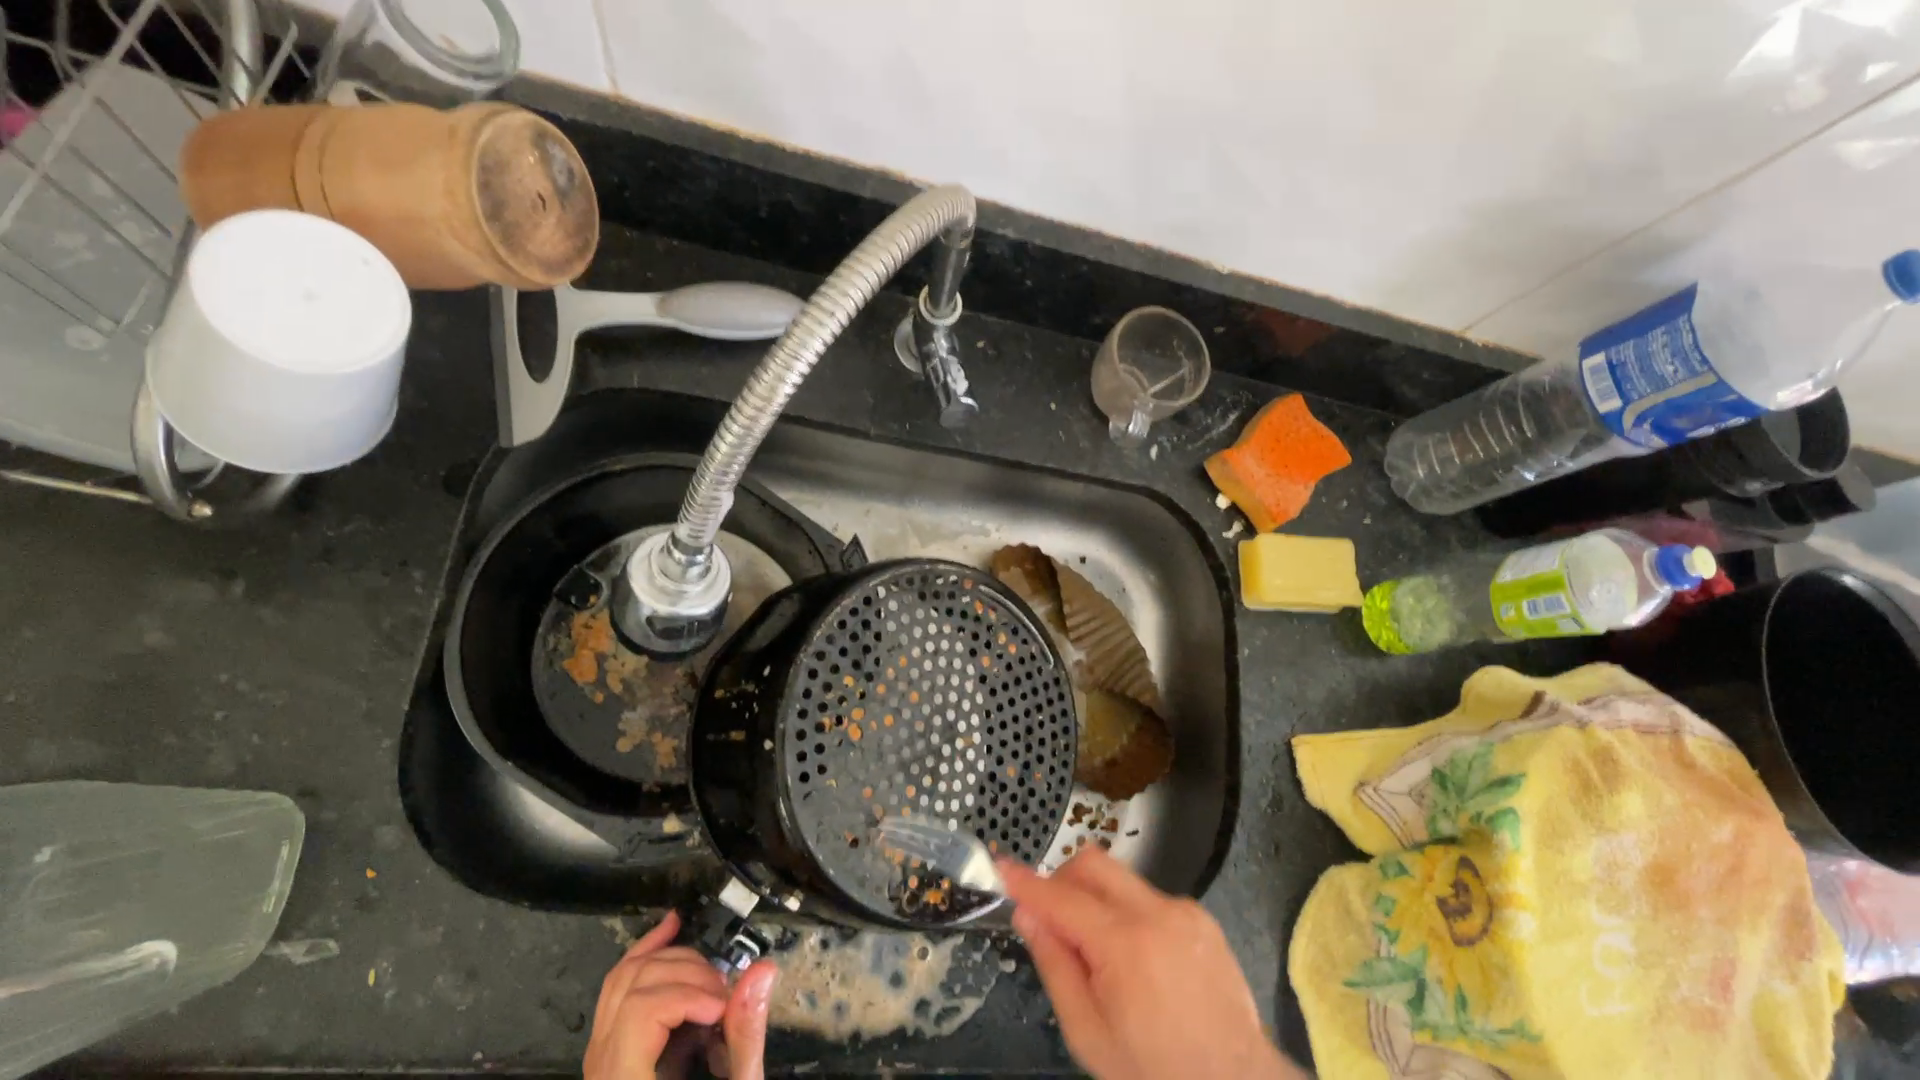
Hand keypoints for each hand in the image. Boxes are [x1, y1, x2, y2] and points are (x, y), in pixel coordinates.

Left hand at [584, 910, 778, 1079]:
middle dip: (688, 976)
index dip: (688, 994)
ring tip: (713, 975)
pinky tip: (672, 931)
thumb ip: (745, 1039)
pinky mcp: (610, 1053)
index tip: (725, 1009)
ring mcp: (599, 1060)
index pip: (642, 1010)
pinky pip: (616, 992)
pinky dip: (647, 957)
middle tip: (727, 998)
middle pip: (632, 986)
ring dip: (671, 963)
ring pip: (620, 981)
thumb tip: (763, 970)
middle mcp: (600, 1069)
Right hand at [999, 849, 1305, 1079]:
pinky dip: (1129, 915)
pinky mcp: (1202, 918)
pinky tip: (1137, 960)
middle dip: (1061, 879)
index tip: (1001, 868)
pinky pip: (1150, 898)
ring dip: (1097, 900)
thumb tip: (1027, 915)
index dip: (1026, 882)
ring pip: (1121, 879)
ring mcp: (1185, 911)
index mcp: (1125, 945)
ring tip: (1100, 955)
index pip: (1061, 897)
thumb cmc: (1153, 1068)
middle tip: (1050, 918)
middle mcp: (1158, 913)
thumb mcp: (1088, 1033)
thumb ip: (1055, 966)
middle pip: (1093, 863)